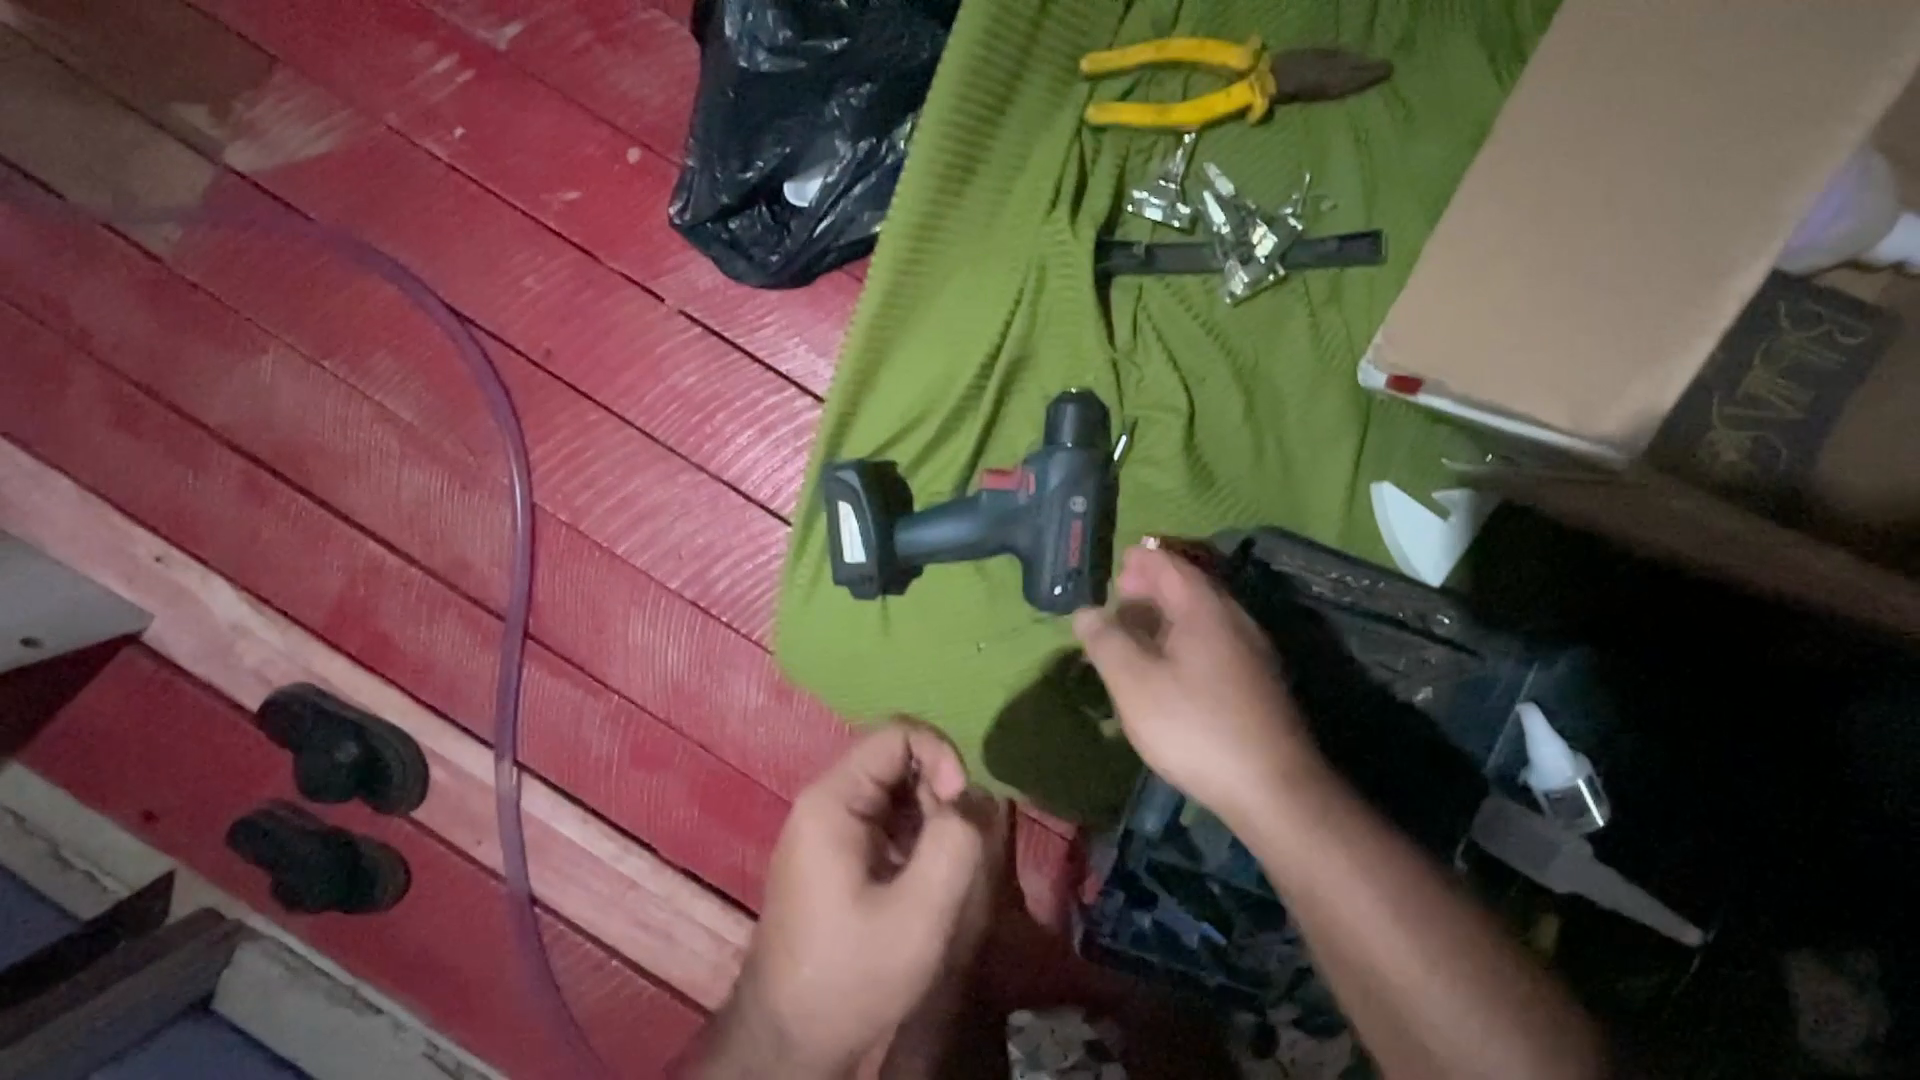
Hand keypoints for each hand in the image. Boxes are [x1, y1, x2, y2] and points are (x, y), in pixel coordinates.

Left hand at [703, 721, 1004, 1078]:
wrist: (791, 1041)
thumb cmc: (853, 974)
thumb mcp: (921, 911)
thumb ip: (956, 842)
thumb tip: (975, 797)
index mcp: (833, 800)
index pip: (896, 733)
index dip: (941, 755)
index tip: (963, 807)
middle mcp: (824, 802)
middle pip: (895, 760)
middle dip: (939, 790)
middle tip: (958, 847)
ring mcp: (826, 830)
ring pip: (894, 791)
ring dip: (930, 817)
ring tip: (943, 870)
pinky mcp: (835, 856)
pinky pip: (883, 822)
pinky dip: (914, 838)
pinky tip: (923, 881)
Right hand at [1073, 543, 1320, 823]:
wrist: (1271, 786)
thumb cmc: (1194, 726)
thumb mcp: (1133, 683)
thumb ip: (1106, 641)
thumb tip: (1086, 611)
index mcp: (1203, 609)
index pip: (1169, 565)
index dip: (1140, 561)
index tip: (1115, 565)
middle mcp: (1233, 620)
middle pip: (1190, 588)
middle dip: (1152, 587)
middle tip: (1119, 598)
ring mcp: (1251, 652)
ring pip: (1203, 618)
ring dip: (1167, 616)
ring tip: (1136, 632)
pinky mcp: (1257, 683)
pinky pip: (1214, 643)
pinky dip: (1184, 639)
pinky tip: (1168, 667)